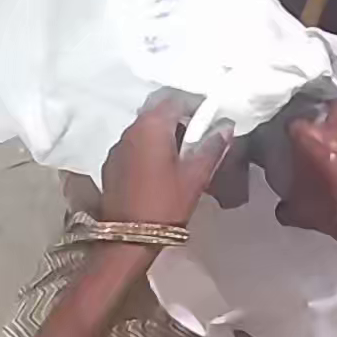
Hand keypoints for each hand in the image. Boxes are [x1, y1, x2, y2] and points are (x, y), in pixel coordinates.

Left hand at [99, 94, 231, 225]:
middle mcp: (131, 129)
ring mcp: (117, 146)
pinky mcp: (111, 163)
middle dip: (180, 118)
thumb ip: (212, 147)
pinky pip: (134, 144)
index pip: (175, 99)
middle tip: (200, 137)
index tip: (212, 118)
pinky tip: (161, 167)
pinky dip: (149, 147)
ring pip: (145, 128)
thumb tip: (226, 127)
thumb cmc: (165, 203)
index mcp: (151, 126)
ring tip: (183, 154)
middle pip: (157, 111)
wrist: (128, 238)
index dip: (196, 105)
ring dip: (164, 133)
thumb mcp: (195, 176)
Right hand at [277, 99, 336, 254]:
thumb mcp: (304, 214)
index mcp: (308, 137)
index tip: (303, 145)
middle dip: (333, 119)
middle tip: (336, 136)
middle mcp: (336, 121)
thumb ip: (288, 206)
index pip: (295, 125)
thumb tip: (284, 210)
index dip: (299, 135)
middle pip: (330, 107)